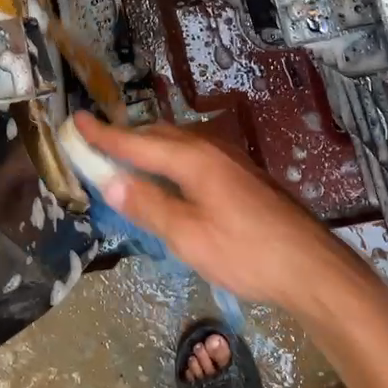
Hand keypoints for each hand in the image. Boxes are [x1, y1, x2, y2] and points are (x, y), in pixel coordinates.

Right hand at [76, 112, 346, 306]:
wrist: (312, 267)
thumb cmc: (246, 253)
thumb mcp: (189, 237)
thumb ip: (148, 207)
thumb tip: (111, 183)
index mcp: (192, 159)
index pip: (136, 143)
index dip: (103, 135)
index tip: (75, 121)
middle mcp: (210, 148)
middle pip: (157, 137)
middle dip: (125, 139)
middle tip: (97, 148)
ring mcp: (230, 159)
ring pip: (178, 144)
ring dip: (148, 149)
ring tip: (127, 163)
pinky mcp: (242, 174)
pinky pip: (193, 155)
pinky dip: (169, 160)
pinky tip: (170, 181)